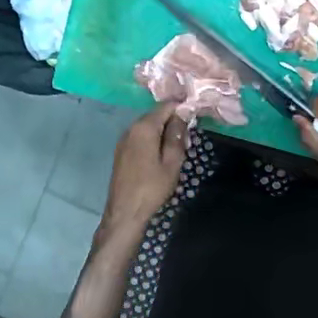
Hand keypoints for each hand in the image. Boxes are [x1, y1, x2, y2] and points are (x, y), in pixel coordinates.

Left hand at [102, 102, 188, 235]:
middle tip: (188, 139)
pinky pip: (140, 137)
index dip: (182, 108)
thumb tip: (182, 115)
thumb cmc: (152, 187)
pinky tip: (161, 155)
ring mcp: (124, 140)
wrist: (125, 211)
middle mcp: (131, 128)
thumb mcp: (172, 162)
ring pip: (148, 127)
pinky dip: (153, 140)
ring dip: (163, 132)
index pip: (166, 107)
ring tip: (178, 149)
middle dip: (173, 121)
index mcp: (144, 128)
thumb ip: (177, 136)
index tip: (196, 117)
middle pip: (156, 116)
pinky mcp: (121, 151)